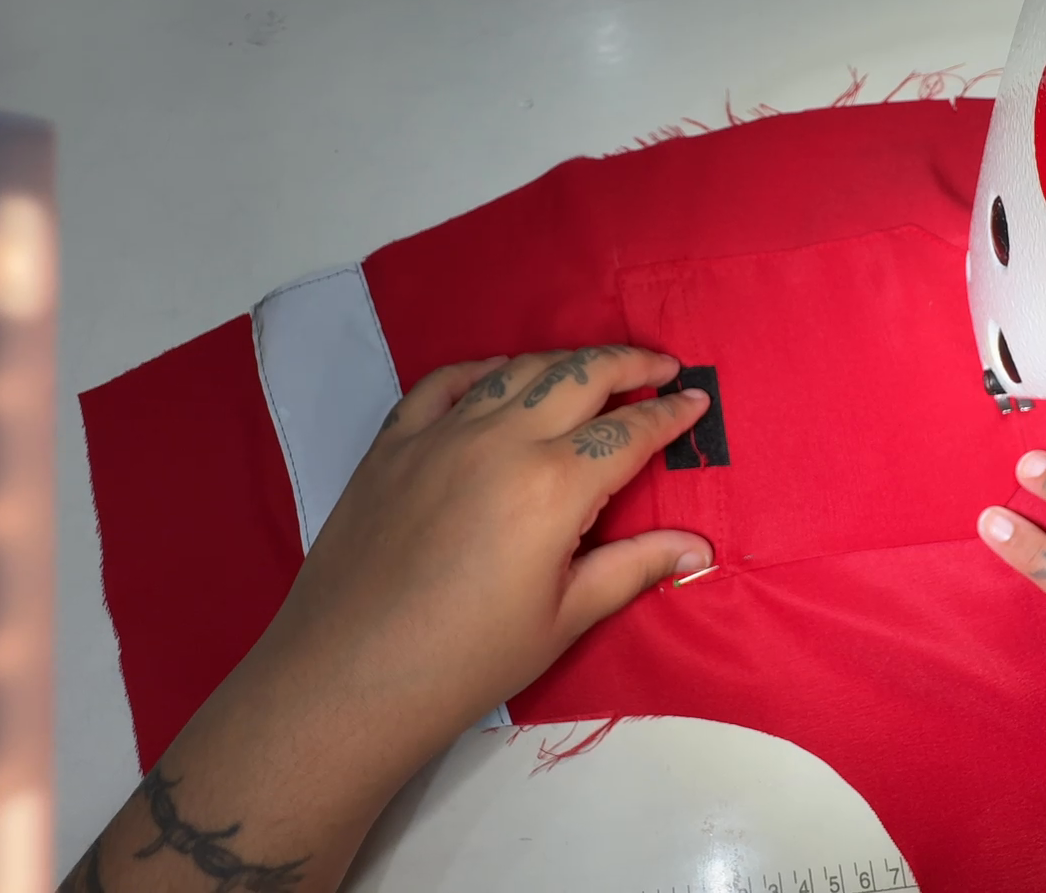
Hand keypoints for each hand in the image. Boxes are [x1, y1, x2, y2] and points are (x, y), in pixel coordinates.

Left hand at [63, 347, 712, 892]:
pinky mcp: (394, 442)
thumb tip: (702, 549)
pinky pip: (444, 381)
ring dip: (570, 361)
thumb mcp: (565, 617)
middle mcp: (501, 440)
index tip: (698, 400)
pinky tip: (504, 376)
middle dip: (632, 362)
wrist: (342, 683)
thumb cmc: (467, 660)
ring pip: (520, 369)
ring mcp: (441, 434)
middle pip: (581, 376)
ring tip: (600, 369)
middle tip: (664, 364)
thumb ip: (636, 566)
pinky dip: (485, 369)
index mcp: (552, 485)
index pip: (629, 432)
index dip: (670, 414)